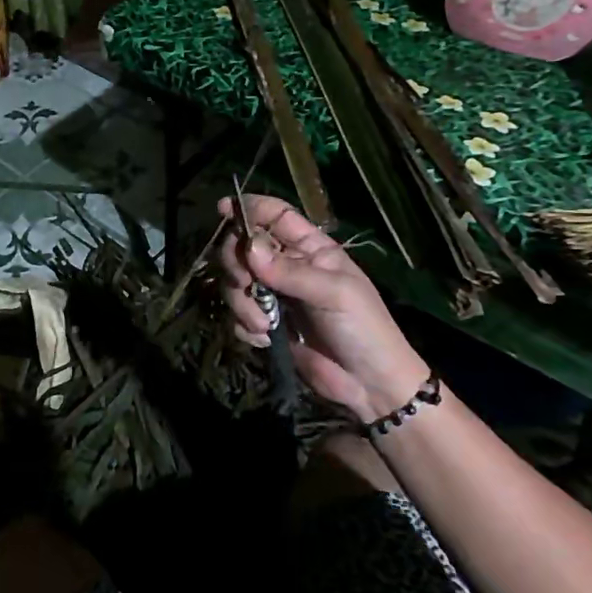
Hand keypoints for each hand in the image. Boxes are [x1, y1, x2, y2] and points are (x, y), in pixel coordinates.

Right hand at [216, 194, 429, 421]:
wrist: (368, 384)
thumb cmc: (363, 328)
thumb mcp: (334, 293)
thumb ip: (290, 271)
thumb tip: (248, 247)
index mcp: (312, 249)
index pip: (275, 216)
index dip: (249, 209)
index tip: (223, 210)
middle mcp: (289, 267)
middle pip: (245, 248)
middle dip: (237, 264)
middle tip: (245, 284)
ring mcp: (276, 297)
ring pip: (236, 284)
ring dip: (242, 303)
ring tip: (265, 325)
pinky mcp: (266, 326)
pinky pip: (238, 317)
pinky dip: (246, 327)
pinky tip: (266, 340)